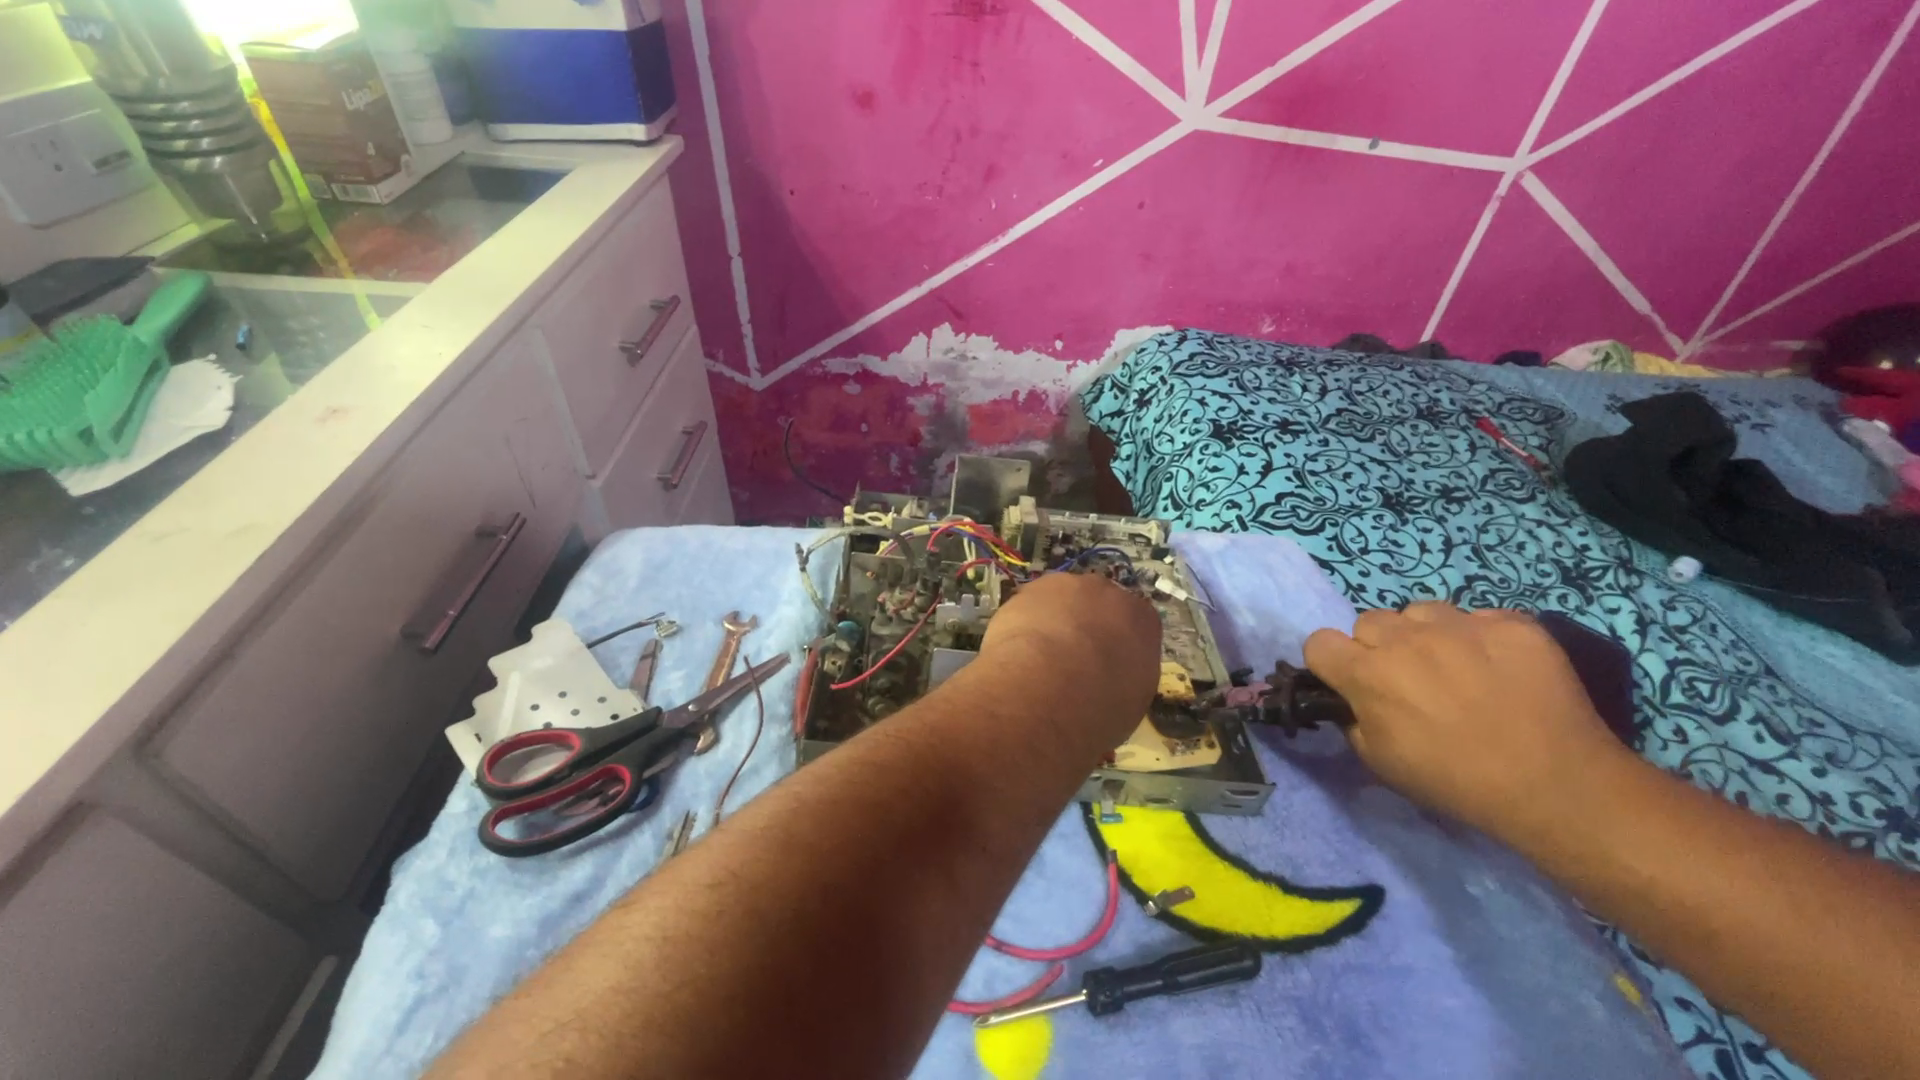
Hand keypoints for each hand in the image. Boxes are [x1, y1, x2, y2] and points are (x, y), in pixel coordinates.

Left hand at [981, 572, 1161, 741]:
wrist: (1050, 689)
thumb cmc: (1100, 708)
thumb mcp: (1128, 705)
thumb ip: (1123, 681)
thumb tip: (1108, 686)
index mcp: (1144, 623)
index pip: (1135, 625)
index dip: (1116, 645)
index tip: (1104, 666)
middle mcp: (1112, 595)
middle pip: (1099, 606)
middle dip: (1086, 628)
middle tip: (1068, 662)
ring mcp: (1072, 586)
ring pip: (1063, 601)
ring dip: (1053, 622)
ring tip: (1037, 658)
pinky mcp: (1033, 588)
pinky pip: (1032, 604)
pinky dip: (1025, 623)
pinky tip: (1016, 650)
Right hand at [1304, 603, 1636, 845]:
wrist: (1555, 784)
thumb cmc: (1456, 782)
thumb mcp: (1381, 764)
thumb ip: (1354, 721)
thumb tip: (1353, 701)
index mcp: (1368, 675)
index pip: (1319, 642)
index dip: (1331, 663)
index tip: (1350, 682)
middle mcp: (1407, 639)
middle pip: (1369, 622)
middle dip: (1379, 647)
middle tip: (1408, 680)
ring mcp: (1462, 625)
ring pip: (1421, 612)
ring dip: (1426, 635)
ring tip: (1455, 667)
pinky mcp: (1510, 623)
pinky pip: (1478, 617)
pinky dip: (1480, 638)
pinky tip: (1500, 669)